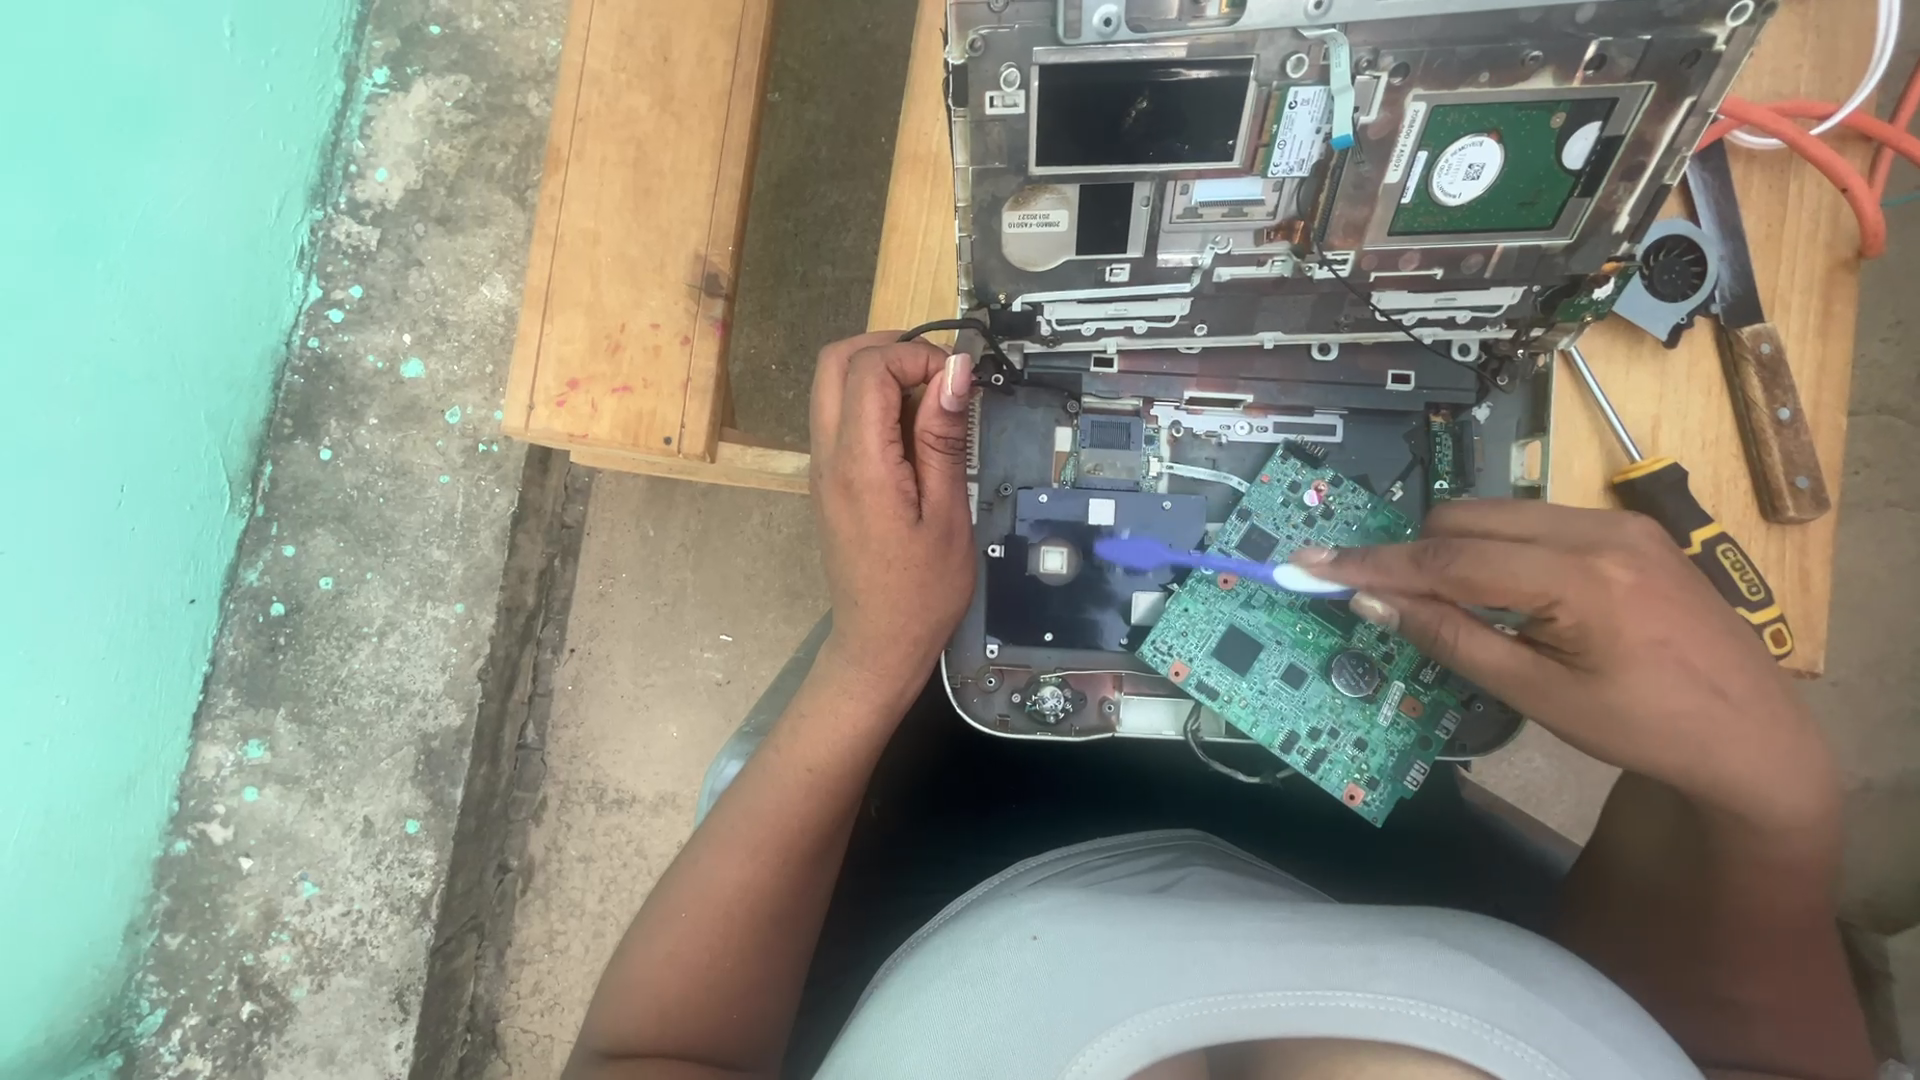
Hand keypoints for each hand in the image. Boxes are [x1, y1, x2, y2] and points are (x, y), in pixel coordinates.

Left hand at [808, 331, 975, 697]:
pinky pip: (837, 416)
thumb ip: (944, 438)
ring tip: (931, 400)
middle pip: (834, 362)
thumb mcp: (948, 514)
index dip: (916, 357)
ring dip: (878, 373)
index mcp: (859, 464)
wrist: (878, 642)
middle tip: (938, 374)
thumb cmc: (923, 591)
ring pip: (830, 385)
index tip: (958, 382)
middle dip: (888, 348)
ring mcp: (820, 467)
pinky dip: (871, 402)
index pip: (869, 369)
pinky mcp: (826, 480)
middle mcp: (827, 456)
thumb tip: (955, 371)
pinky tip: (912, 432)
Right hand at [1293, 500, 1836, 838]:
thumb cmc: (1641, 728)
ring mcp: (1617, 522)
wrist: (1756, 736)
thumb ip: (1447, 637)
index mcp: (1582, 579)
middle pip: (1460, 521)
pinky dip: (1487, 548)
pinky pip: (1525, 520)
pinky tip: (1494, 589)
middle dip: (1411, 557)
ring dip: (1447, 550)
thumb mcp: (1533, 694)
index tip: (1311, 563)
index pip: (1448, 561)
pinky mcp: (1625, 526)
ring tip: (1442, 602)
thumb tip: (1370, 601)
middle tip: (1384, 601)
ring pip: (1489, 513)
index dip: (1371, 564)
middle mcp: (1599, 530)